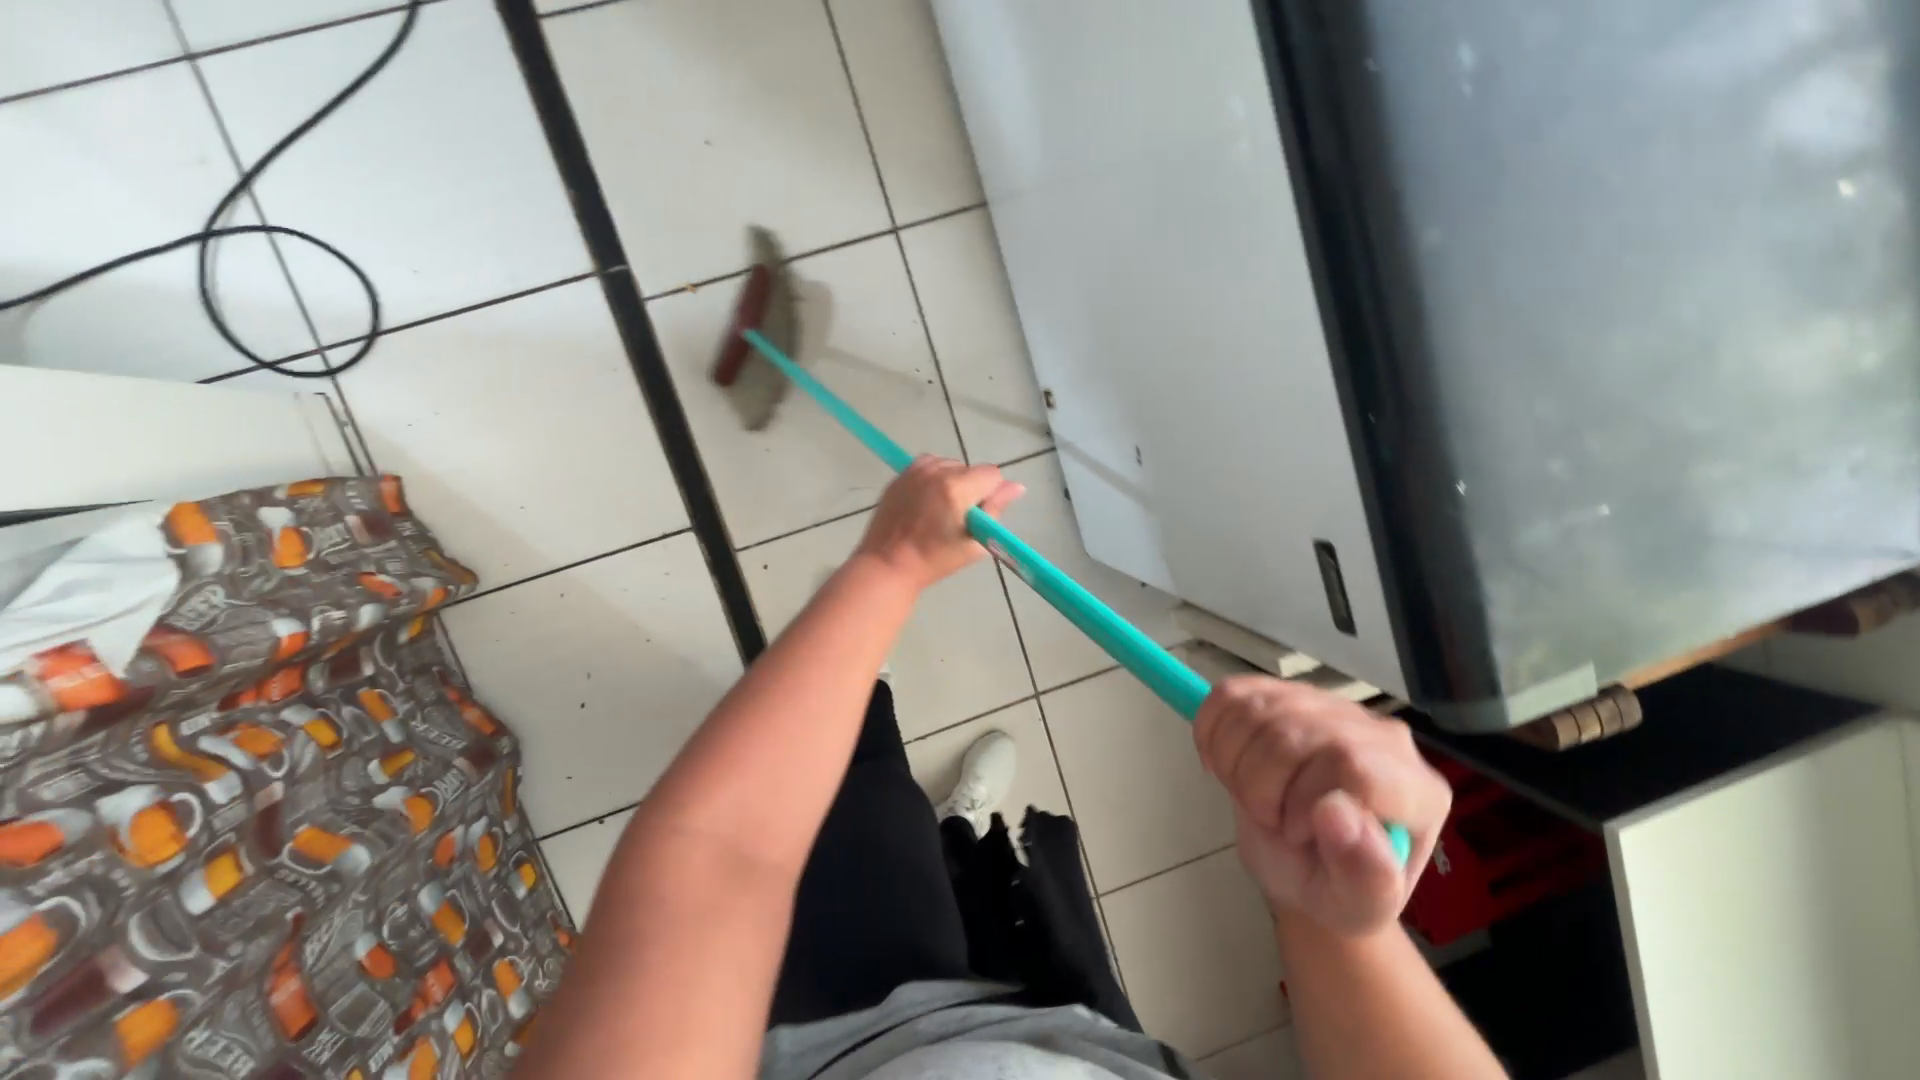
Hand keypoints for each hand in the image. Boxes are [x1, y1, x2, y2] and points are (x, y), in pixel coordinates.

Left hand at [853, 456, 1023, 590]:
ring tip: (939, 510)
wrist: (888, 563)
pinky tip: (925, 502)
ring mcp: (915, 470)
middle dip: (971, 488)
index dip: (991, 493)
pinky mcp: (901, 474)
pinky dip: (933, 479)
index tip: (978, 514)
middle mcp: (936, 471)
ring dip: (952, 481)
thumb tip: (1018, 487)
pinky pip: (929, 466)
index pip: (992, 473)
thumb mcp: (973, 543)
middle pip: (970, 469)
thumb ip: (996, 510)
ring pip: (950, 465)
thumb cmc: (934, 560)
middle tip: (956, 517)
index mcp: (956, 488)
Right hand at [1194, 676, 1449, 935]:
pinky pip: (1231, 694)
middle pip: (1294, 733)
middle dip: (1261, 788)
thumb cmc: (1333, 886)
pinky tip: (1229, 765)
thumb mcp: (1356, 906)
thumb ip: (1365, 874)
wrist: (1302, 862)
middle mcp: (1378, 735)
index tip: (1299, 832)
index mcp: (1413, 788)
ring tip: (1254, 797)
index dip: (1305, 797)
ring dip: (1235, 764)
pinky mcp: (1285, 693)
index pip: (1351, 762)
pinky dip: (1212, 734)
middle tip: (1272, 821)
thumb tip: (1338, 812)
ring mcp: (1329, 707)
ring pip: (1257, 710)